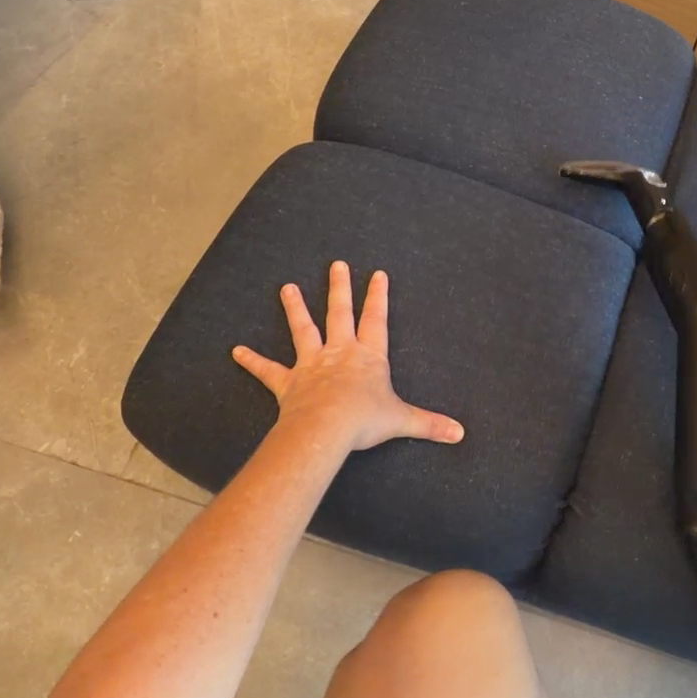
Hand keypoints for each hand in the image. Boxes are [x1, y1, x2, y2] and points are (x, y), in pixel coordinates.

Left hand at [232, 261, 463, 451]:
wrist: (326, 429)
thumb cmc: (364, 421)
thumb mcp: (403, 420)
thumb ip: (430, 424)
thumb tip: (460, 433)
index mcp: (369, 356)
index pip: (376, 318)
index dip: (378, 296)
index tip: (377, 274)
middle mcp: (340, 352)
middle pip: (339, 313)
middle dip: (339, 288)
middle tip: (337, 264)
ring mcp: (312, 364)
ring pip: (303, 330)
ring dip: (295, 309)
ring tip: (288, 288)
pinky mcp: (288, 382)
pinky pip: (268, 370)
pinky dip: (252, 361)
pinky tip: (236, 351)